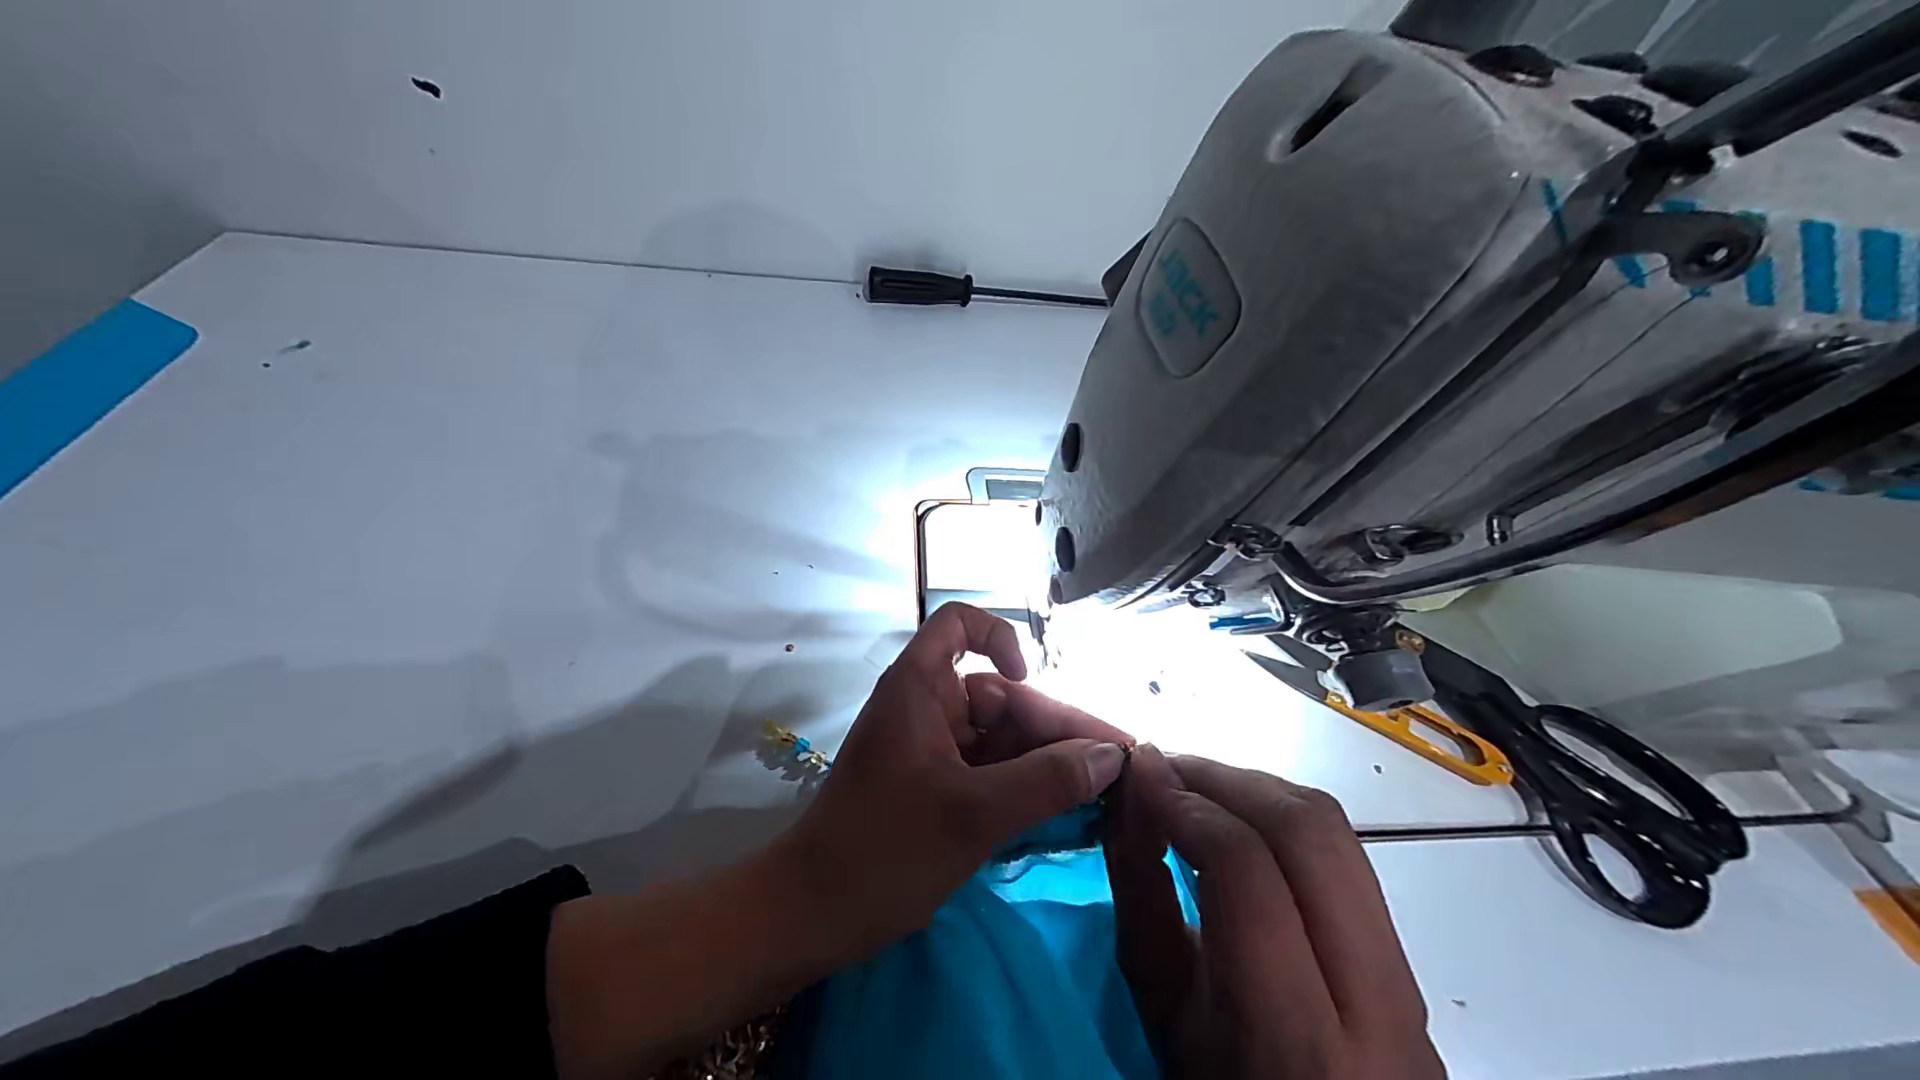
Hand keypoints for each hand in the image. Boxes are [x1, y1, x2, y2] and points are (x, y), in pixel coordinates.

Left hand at [778, 602, 1133, 958]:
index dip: (997, 637)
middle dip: (1054, 728)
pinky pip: (989, 771)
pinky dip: (1024, 785)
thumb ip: (1046, 782)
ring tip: (1104, 791)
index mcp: (919, 689)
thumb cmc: (883, 850)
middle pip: (1000, 696)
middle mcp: (926, 708)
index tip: (1028, 678)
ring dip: (1046, 761)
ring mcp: (930, 749)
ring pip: (1000, 738)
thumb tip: (1109, 757)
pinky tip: (1066, 810)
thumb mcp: (972, 814)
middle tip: (1115, 766)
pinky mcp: (934, 786)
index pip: (958, 625)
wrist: (810, 915)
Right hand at [1105, 747, 1444, 1078]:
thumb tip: (1129, 802)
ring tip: (1194, 786)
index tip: (1139, 773)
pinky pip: (1344, 855)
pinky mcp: (1409, 959)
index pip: (1244, 873)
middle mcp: (1377, 1006)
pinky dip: (1280, 816)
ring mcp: (1408, 981)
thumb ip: (1143, 901)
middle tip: (1164, 768)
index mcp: (1296, 1041)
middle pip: (1309, 834)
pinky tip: (1236, 819)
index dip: (1185, 806)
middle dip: (1224, 780)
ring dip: (1254, 789)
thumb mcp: (1165, 1018)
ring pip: (1337, 833)